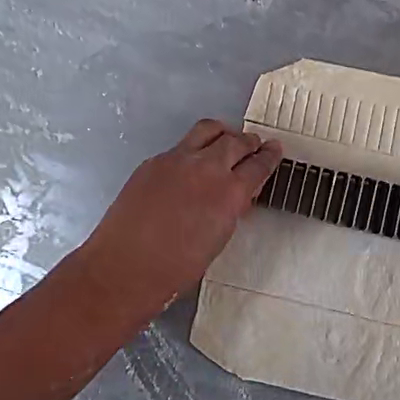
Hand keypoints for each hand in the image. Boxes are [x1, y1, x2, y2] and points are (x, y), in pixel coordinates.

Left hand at [72, 119, 282, 311]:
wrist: (125, 268)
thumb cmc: (176, 267)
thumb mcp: (219, 238)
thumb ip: (231, 209)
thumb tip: (237, 197)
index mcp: (230, 192)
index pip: (259, 165)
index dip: (270, 156)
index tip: (274, 150)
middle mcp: (206, 169)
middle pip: (236, 141)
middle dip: (249, 142)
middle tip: (254, 145)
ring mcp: (177, 161)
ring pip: (208, 131)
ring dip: (223, 134)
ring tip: (226, 141)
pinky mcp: (153, 162)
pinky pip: (181, 146)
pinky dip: (193, 149)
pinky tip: (191, 164)